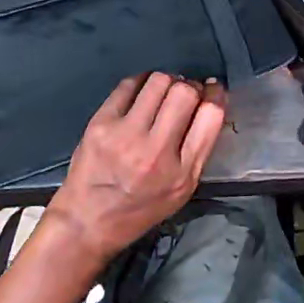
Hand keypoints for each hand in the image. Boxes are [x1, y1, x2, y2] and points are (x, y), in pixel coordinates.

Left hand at [46, 73, 226, 266]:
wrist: (87, 221)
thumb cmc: (139, 208)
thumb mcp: (181, 189)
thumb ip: (197, 150)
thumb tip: (208, 103)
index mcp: (183, 172)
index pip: (210, 116)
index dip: (216, 94)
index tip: (211, 88)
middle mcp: (156, 151)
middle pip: (185, 93)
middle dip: (189, 85)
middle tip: (183, 92)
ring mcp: (126, 135)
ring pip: (158, 81)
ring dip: (166, 80)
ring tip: (161, 92)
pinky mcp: (100, 124)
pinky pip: (129, 84)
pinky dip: (139, 82)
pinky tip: (140, 93)